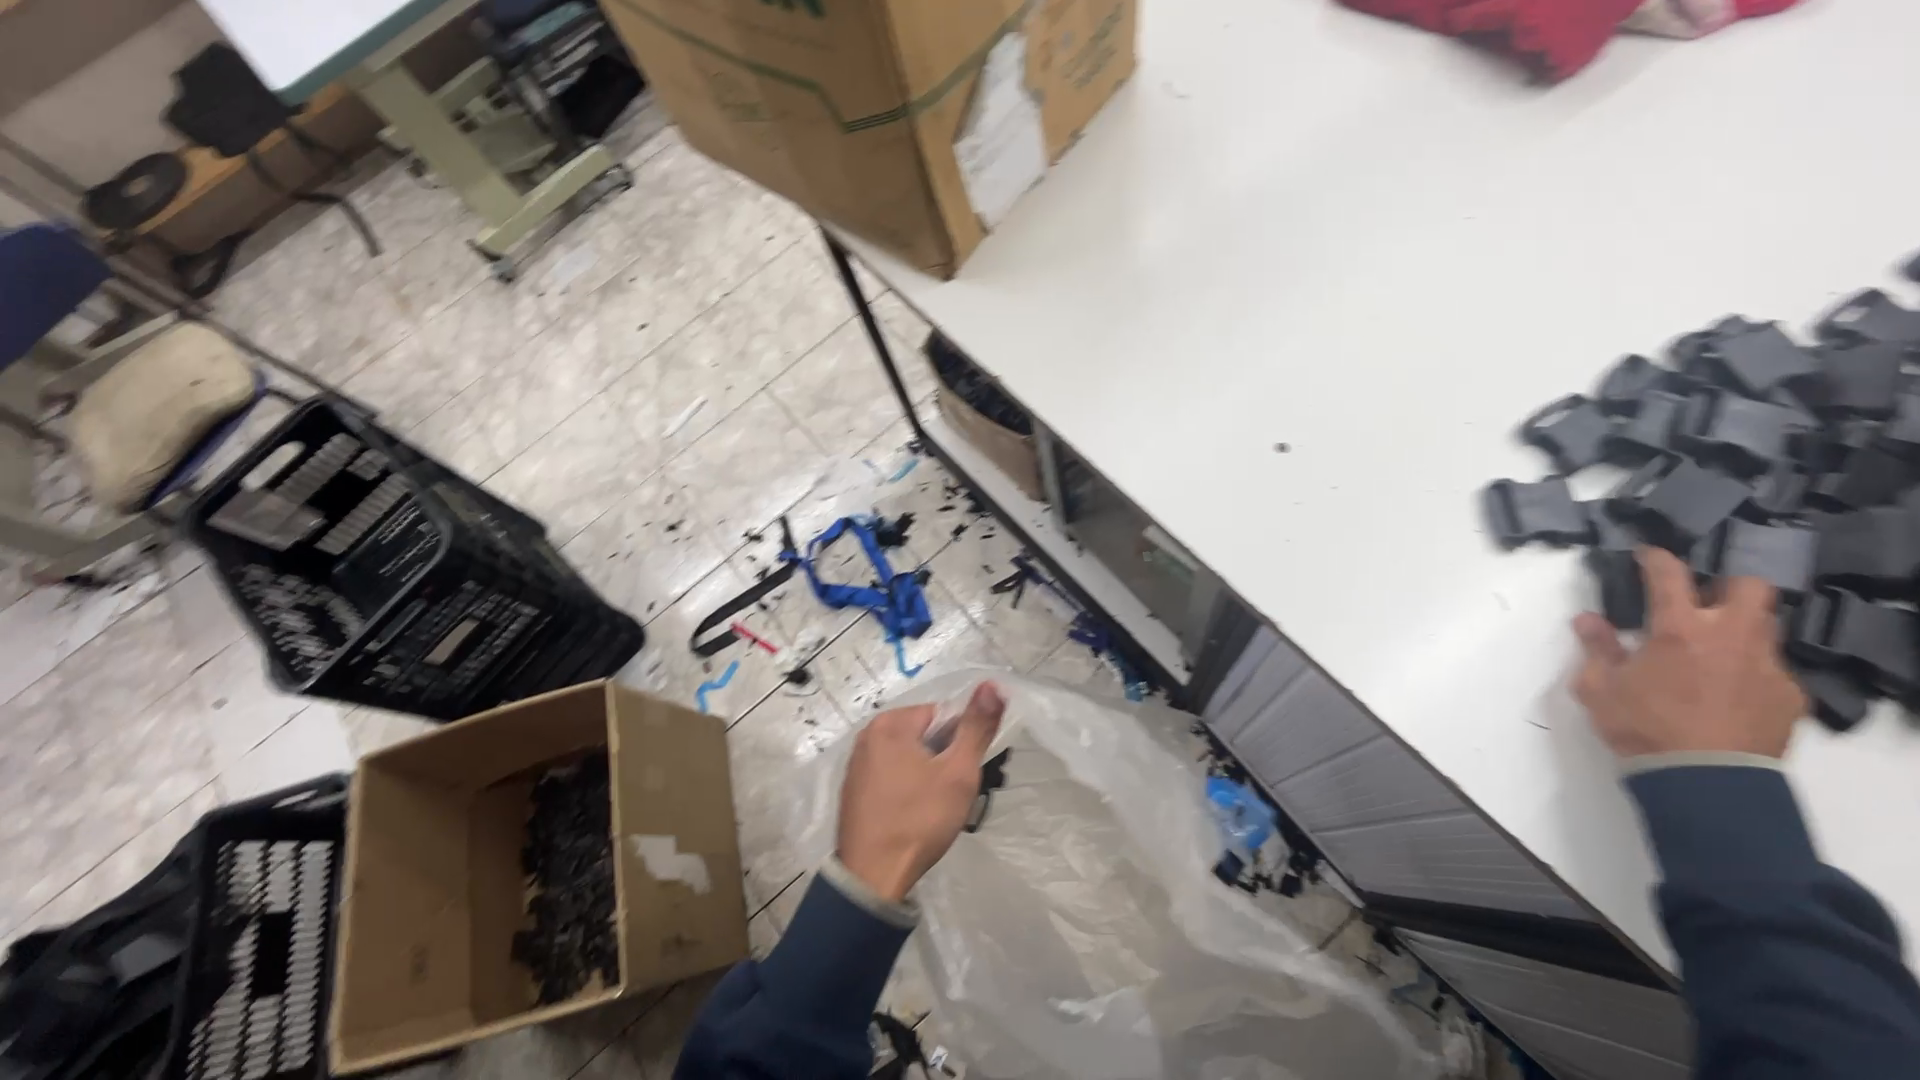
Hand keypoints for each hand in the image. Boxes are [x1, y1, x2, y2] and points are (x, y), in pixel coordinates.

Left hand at [837, 682, 1005, 902]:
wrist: (873, 877)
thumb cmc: (919, 819)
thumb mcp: (958, 772)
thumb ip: (977, 726)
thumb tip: (993, 684)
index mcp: (889, 724)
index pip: (943, 716)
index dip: (962, 742)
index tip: (967, 773)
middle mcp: (867, 737)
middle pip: (925, 736)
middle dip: (947, 760)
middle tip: (957, 794)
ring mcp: (857, 766)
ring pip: (910, 759)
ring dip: (930, 777)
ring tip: (939, 810)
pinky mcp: (854, 793)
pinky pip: (893, 778)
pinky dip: (910, 791)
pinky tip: (917, 817)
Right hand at [1572, 547, 1804, 760]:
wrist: (1703, 779)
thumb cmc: (1641, 727)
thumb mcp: (1598, 689)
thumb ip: (1596, 649)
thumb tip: (1587, 620)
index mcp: (1679, 630)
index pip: (1669, 575)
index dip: (1656, 558)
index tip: (1647, 555)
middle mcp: (1731, 636)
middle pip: (1749, 587)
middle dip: (1726, 586)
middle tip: (1702, 602)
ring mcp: (1766, 665)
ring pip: (1766, 626)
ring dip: (1740, 628)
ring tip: (1715, 649)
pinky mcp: (1788, 695)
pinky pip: (1771, 670)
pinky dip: (1749, 672)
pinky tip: (1729, 693)